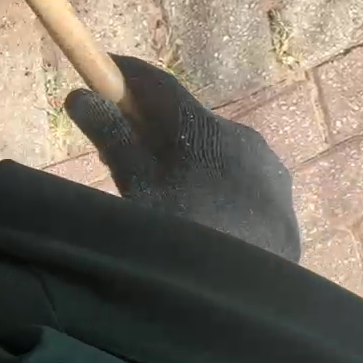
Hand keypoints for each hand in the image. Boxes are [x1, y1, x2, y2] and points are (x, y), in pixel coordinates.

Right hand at [65, 55, 298, 260]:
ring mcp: (269, 171)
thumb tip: (80, 94)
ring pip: (208, 149)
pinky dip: (200, 178)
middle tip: (111, 147)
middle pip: (182, 118)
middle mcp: (243, 137)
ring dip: (174, 154)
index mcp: (204, 129)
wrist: (244, 292)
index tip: (99, 70)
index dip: (125, 73)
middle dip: (144, 124)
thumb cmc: (181, 226)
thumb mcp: (135, 182)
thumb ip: (111, 136)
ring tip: (149, 187)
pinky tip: (187, 207)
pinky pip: (230, 176)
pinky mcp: (282, 202)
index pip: (158, 84)